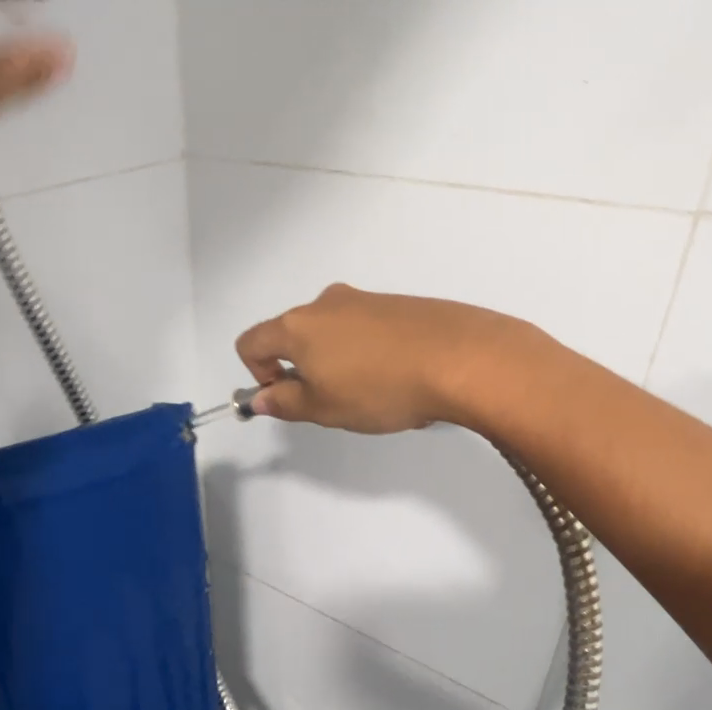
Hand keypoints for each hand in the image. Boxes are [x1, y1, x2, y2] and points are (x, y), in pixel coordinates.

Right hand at [234, 285, 559, 434]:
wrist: (460, 358)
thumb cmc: (379, 388)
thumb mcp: (324, 408)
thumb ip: (285, 402)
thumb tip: (262, 398)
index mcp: (297, 326)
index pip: (251, 342)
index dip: (258, 373)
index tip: (287, 396)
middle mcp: (325, 304)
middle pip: (292, 335)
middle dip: (301, 369)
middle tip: (330, 401)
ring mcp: (364, 300)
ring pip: (331, 333)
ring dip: (336, 362)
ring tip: (371, 394)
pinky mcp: (398, 304)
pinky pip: (365, 330)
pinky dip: (367, 354)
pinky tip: (397, 380)